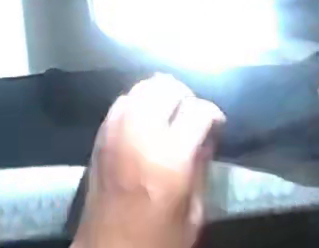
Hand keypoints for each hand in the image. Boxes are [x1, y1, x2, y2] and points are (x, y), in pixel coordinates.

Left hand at [73, 75, 224, 247]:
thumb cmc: (157, 241)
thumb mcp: (193, 214)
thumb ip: (201, 169)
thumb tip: (207, 137)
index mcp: (170, 157)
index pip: (197, 111)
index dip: (213, 113)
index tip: (217, 124)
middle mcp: (142, 132)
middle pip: (167, 87)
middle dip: (186, 95)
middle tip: (193, 113)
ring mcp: (117, 127)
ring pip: (142, 86)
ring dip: (161, 93)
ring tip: (171, 110)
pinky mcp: (101, 131)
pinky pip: (123, 99)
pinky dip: (138, 100)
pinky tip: (146, 117)